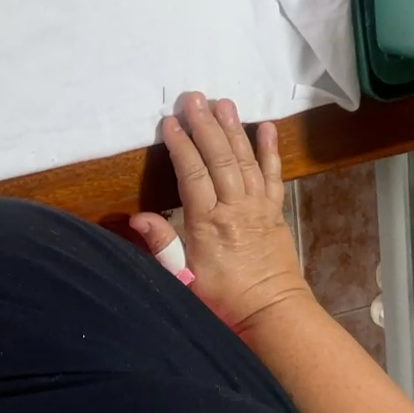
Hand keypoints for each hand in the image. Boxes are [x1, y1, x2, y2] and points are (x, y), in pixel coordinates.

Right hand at [131, 93, 315, 330]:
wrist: (272, 314)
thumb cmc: (223, 300)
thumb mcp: (183, 279)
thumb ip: (162, 245)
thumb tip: (138, 217)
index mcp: (208, 224)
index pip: (193, 174)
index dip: (181, 146)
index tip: (171, 122)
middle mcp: (235, 209)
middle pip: (219, 158)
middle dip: (206, 126)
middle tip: (194, 98)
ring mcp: (258, 207)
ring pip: (245, 160)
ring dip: (234, 129)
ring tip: (224, 103)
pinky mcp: (275, 211)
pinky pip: (273, 174)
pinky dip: (270, 150)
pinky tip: (266, 127)